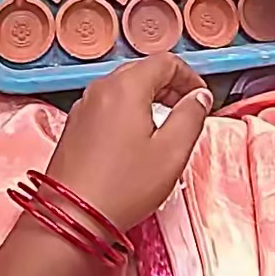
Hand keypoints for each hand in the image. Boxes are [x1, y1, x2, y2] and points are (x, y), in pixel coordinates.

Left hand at [43, 54, 214, 226]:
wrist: (72, 214)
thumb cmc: (123, 185)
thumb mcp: (171, 152)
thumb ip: (191, 117)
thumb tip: (199, 96)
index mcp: (125, 87)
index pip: (165, 61)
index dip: (190, 76)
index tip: (202, 97)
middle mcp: (100, 88)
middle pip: (142, 71)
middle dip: (170, 85)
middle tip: (188, 110)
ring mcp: (83, 105)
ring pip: (123, 87)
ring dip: (149, 97)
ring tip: (165, 125)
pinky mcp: (75, 123)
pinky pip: (107, 104)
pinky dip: (128, 110)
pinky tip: (136, 138)